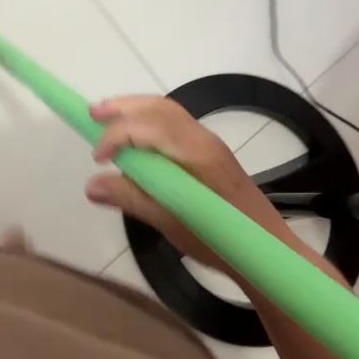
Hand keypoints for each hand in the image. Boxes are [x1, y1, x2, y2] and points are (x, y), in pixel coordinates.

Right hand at [84, 96, 346, 287]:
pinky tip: (135, 140)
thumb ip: (132, 199)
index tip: (97, 159)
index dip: (117, 136)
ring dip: (134, 111)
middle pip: (158, 107)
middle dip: (123, 107)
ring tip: (105, 119)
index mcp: (196, 152)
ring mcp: (207, 143)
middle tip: (91, 114)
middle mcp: (202, 138)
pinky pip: (173, 124)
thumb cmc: (222, 240)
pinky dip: (148, 122)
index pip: (148, 127)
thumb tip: (91, 185)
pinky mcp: (208, 153)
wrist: (268, 251)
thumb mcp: (172, 223)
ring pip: (166, 112)